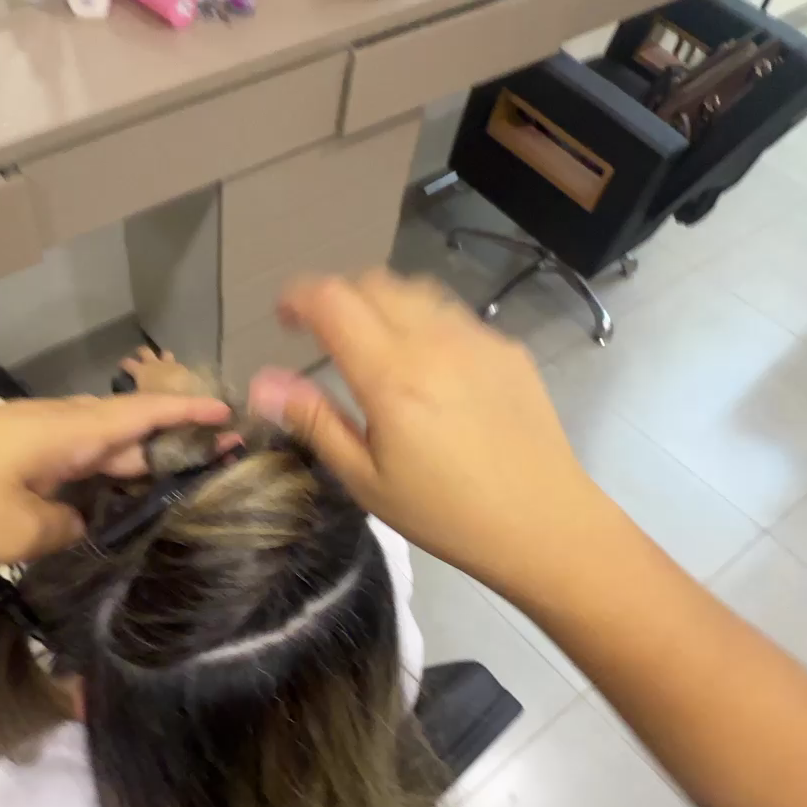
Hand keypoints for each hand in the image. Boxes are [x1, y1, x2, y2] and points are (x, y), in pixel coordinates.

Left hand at [0, 393, 230, 569]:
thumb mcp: (19, 530)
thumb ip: (66, 528)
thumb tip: (80, 524)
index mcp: (66, 433)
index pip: (143, 418)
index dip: (188, 417)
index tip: (229, 416)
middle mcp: (48, 427)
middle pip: (120, 432)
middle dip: (165, 446)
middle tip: (208, 468)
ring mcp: (17, 439)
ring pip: (88, 449)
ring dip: (124, 466)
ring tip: (160, 491)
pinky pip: (58, 462)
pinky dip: (87, 478)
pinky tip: (93, 504)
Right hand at [253, 271, 594, 591]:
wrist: (543, 523)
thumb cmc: (444, 514)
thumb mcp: (367, 481)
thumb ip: (316, 422)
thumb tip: (263, 382)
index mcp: (391, 376)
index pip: (333, 301)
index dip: (298, 297)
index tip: (283, 316)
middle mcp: (435, 341)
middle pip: (374, 283)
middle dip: (338, 296)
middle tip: (321, 333)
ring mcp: (478, 339)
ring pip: (417, 292)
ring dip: (381, 304)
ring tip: (372, 344)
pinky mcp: (507, 350)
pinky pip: (454, 316)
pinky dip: (423, 324)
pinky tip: (427, 368)